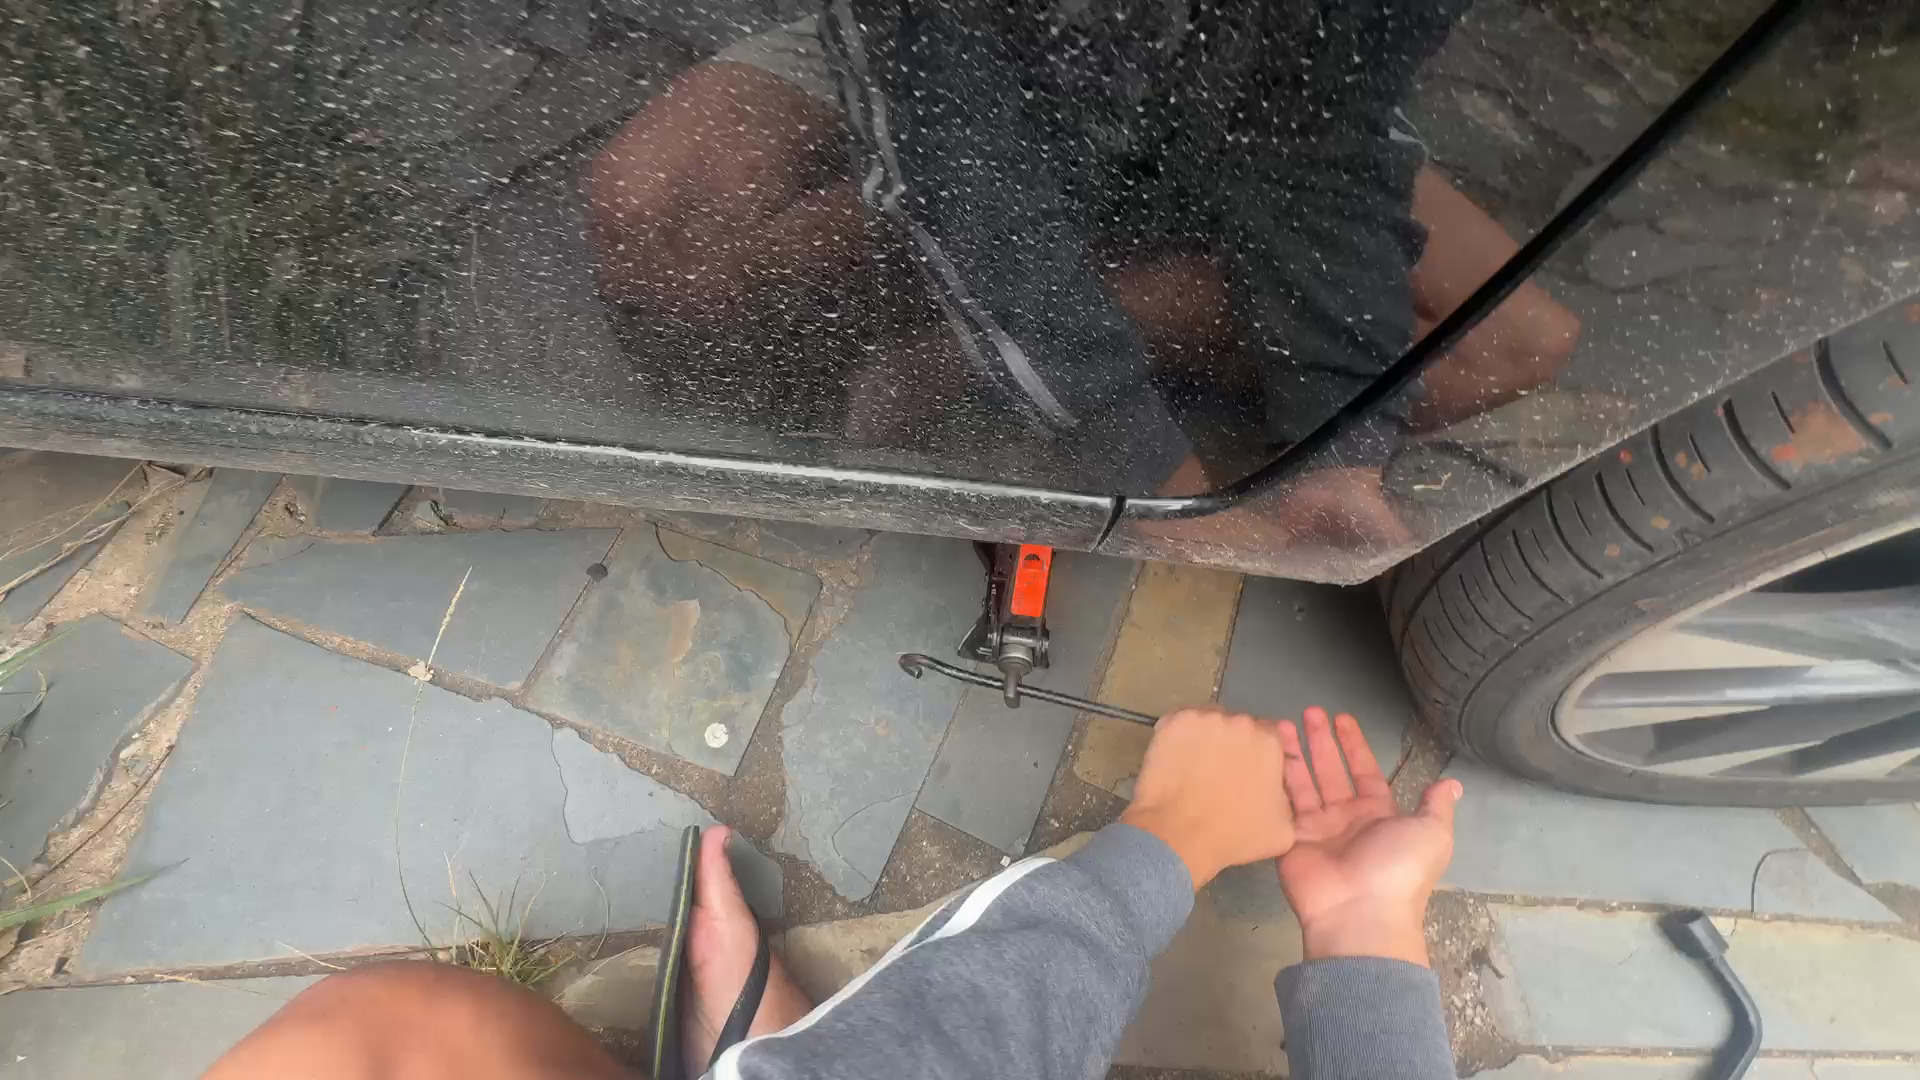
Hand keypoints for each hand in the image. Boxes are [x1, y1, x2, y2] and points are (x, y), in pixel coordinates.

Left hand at [1119, 707, 1294, 890]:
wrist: (1180, 832)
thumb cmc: (1234, 833)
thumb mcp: (1284, 825)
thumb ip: (1286, 794)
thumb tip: (1277, 783)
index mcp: (1268, 741)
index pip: (1270, 735)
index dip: (1260, 752)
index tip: (1249, 768)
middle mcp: (1238, 721)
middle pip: (1239, 725)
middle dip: (1234, 743)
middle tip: (1221, 768)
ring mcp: (1202, 718)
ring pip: (1210, 721)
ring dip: (1208, 736)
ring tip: (1196, 763)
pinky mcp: (1172, 721)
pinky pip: (1181, 721)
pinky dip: (1181, 734)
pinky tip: (1177, 755)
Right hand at [1277, 706, 1461, 967]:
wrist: (1358, 910)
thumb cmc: (1397, 868)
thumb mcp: (1430, 834)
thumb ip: (1435, 806)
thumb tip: (1453, 783)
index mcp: (1377, 814)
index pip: (1363, 770)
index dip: (1353, 744)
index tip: (1341, 717)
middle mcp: (1345, 816)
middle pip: (1330, 770)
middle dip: (1320, 740)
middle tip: (1307, 711)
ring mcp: (1315, 826)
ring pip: (1302, 780)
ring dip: (1292, 752)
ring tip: (1279, 724)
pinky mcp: (1289, 836)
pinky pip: (1281, 802)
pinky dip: (1273, 779)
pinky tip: (1263, 756)